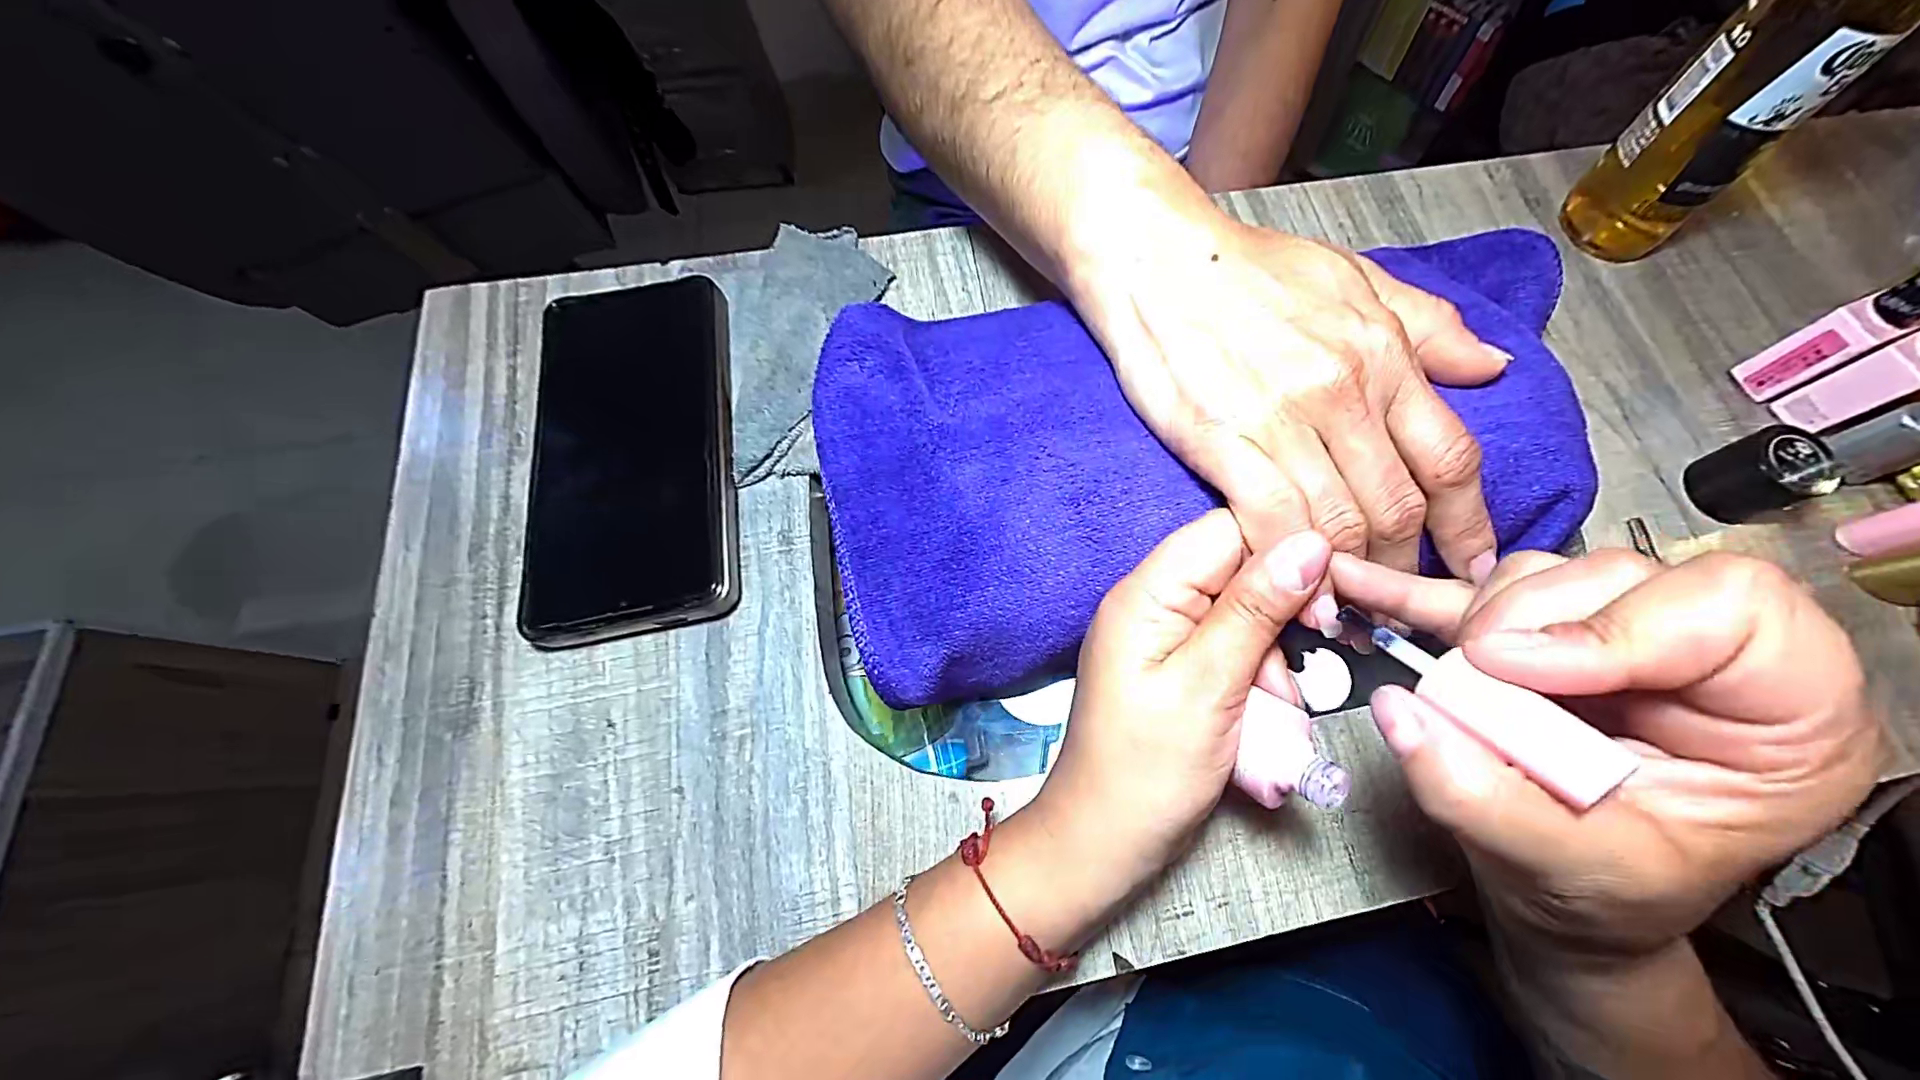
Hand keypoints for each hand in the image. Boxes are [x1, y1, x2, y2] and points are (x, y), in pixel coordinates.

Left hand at [1034, 511, 1330, 898]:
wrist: (1103, 837)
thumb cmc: (1146, 770)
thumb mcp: (1208, 686)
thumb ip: (1256, 611)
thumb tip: (1309, 541)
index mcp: (1145, 593)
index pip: (1225, 530)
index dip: (1283, 551)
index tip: (1325, 601)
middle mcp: (1150, 602)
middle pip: (1237, 571)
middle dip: (1279, 620)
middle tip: (1292, 679)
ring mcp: (1161, 635)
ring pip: (1243, 616)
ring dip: (1271, 661)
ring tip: (1274, 716)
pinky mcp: (1175, 665)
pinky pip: (1230, 650)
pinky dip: (1256, 681)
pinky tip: (1264, 722)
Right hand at [1069, 213, 1508, 583]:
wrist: (1156, 261)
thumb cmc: (1241, 270)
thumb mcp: (1350, 276)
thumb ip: (1424, 325)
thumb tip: (1487, 368)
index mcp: (1380, 355)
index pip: (1447, 457)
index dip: (1468, 522)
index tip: (1473, 563)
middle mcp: (1342, 394)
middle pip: (1396, 504)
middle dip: (1409, 567)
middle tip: (1407, 606)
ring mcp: (1281, 421)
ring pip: (1340, 523)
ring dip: (1354, 581)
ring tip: (1358, 617)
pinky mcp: (1223, 443)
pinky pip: (1272, 521)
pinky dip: (1293, 569)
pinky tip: (1303, 603)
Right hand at [1331, 549, 1884, 957]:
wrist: (1566, 897)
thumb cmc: (1604, 896)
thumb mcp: (1562, 867)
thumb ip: (1481, 797)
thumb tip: (1399, 713)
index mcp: (1776, 718)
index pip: (1726, 609)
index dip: (1614, 625)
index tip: (1514, 670)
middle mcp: (1701, 660)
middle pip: (1615, 577)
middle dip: (1523, 621)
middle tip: (1469, 673)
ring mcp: (1607, 637)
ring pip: (1538, 575)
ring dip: (1471, 616)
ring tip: (1442, 674)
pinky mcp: (1530, 636)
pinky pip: (1470, 595)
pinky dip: (1410, 595)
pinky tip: (1361, 584)